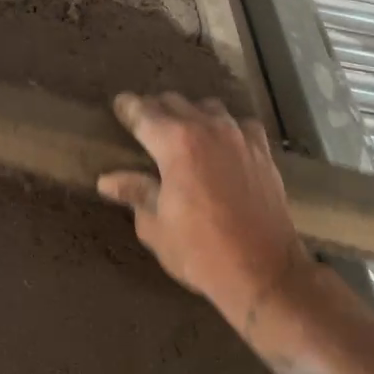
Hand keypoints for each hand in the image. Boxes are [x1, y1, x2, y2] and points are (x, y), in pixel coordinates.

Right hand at [97, 92, 307, 327]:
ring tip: (182, 131)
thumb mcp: (156, 227)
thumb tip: (109, 181)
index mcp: (175, 144)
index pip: (144, 113)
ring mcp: (240, 138)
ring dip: (191, 114)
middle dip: (156, 109)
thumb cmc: (201, 252)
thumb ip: (135, 193)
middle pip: (175, 103)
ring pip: (209, 108)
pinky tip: (221, 144)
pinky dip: (225, 128)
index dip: (128, 107)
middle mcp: (209, 129)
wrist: (264, 271)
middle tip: (144, 124)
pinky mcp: (263, 152)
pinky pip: (240, 125)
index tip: (119, 105)